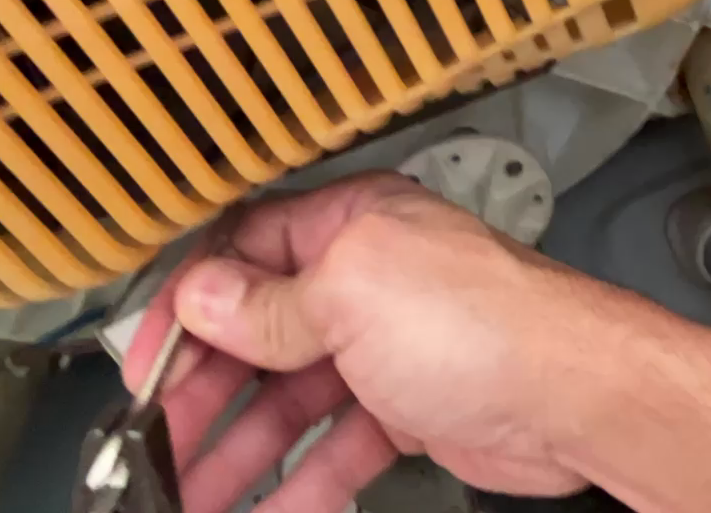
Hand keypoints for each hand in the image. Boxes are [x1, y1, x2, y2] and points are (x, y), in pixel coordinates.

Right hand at [121, 172, 626, 512]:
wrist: (565, 389)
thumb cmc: (478, 317)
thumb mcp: (352, 293)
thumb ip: (270, 303)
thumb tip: (202, 295)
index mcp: (355, 225)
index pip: (248, 250)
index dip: (191, 303)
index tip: (145, 362)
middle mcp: (370, 276)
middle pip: (262, 330)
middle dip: (206, 390)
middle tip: (155, 447)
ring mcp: (388, 342)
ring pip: (293, 395)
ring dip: (240, 449)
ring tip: (190, 496)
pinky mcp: (407, 401)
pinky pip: (336, 444)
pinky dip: (301, 481)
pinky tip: (269, 511)